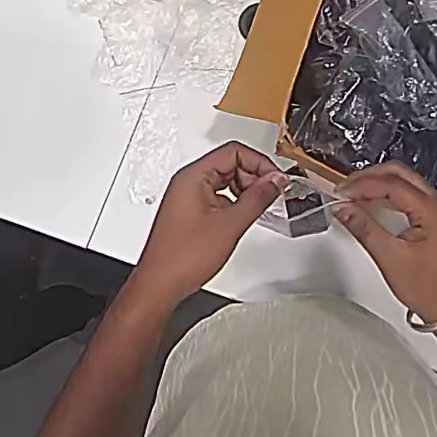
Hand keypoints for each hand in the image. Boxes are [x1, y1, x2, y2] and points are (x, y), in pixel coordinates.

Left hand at [131, 142, 288, 309]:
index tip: (276, 178)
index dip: (259, 162)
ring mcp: (187, 195)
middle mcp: (188, 181)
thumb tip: (275, 180)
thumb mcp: (230, 224)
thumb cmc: (182, 257)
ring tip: (258, 206)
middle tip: (271, 193)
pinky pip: (218, 195)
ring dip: (245, 189)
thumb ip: (257, 198)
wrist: (161, 284)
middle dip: (254, 176)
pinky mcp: (190, 210)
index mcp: (194, 176)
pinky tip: (242, 217)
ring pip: (225, 180)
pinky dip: (234, 202)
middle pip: (230, 163)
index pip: (233, 152)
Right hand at [334, 163, 436, 323]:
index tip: (341, 193)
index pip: (391, 184)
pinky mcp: (431, 216)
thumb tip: (343, 208)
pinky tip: (367, 204)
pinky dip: (384, 194)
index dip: (362, 185)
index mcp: (432, 211)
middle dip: (367, 178)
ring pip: (402, 180)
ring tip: (351, 195)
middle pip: (398, 174)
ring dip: (375, 184)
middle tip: (344, 189)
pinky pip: (405, 194)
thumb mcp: (390, 258)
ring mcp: (436, 209)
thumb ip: (364, 228)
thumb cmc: (429, 288)